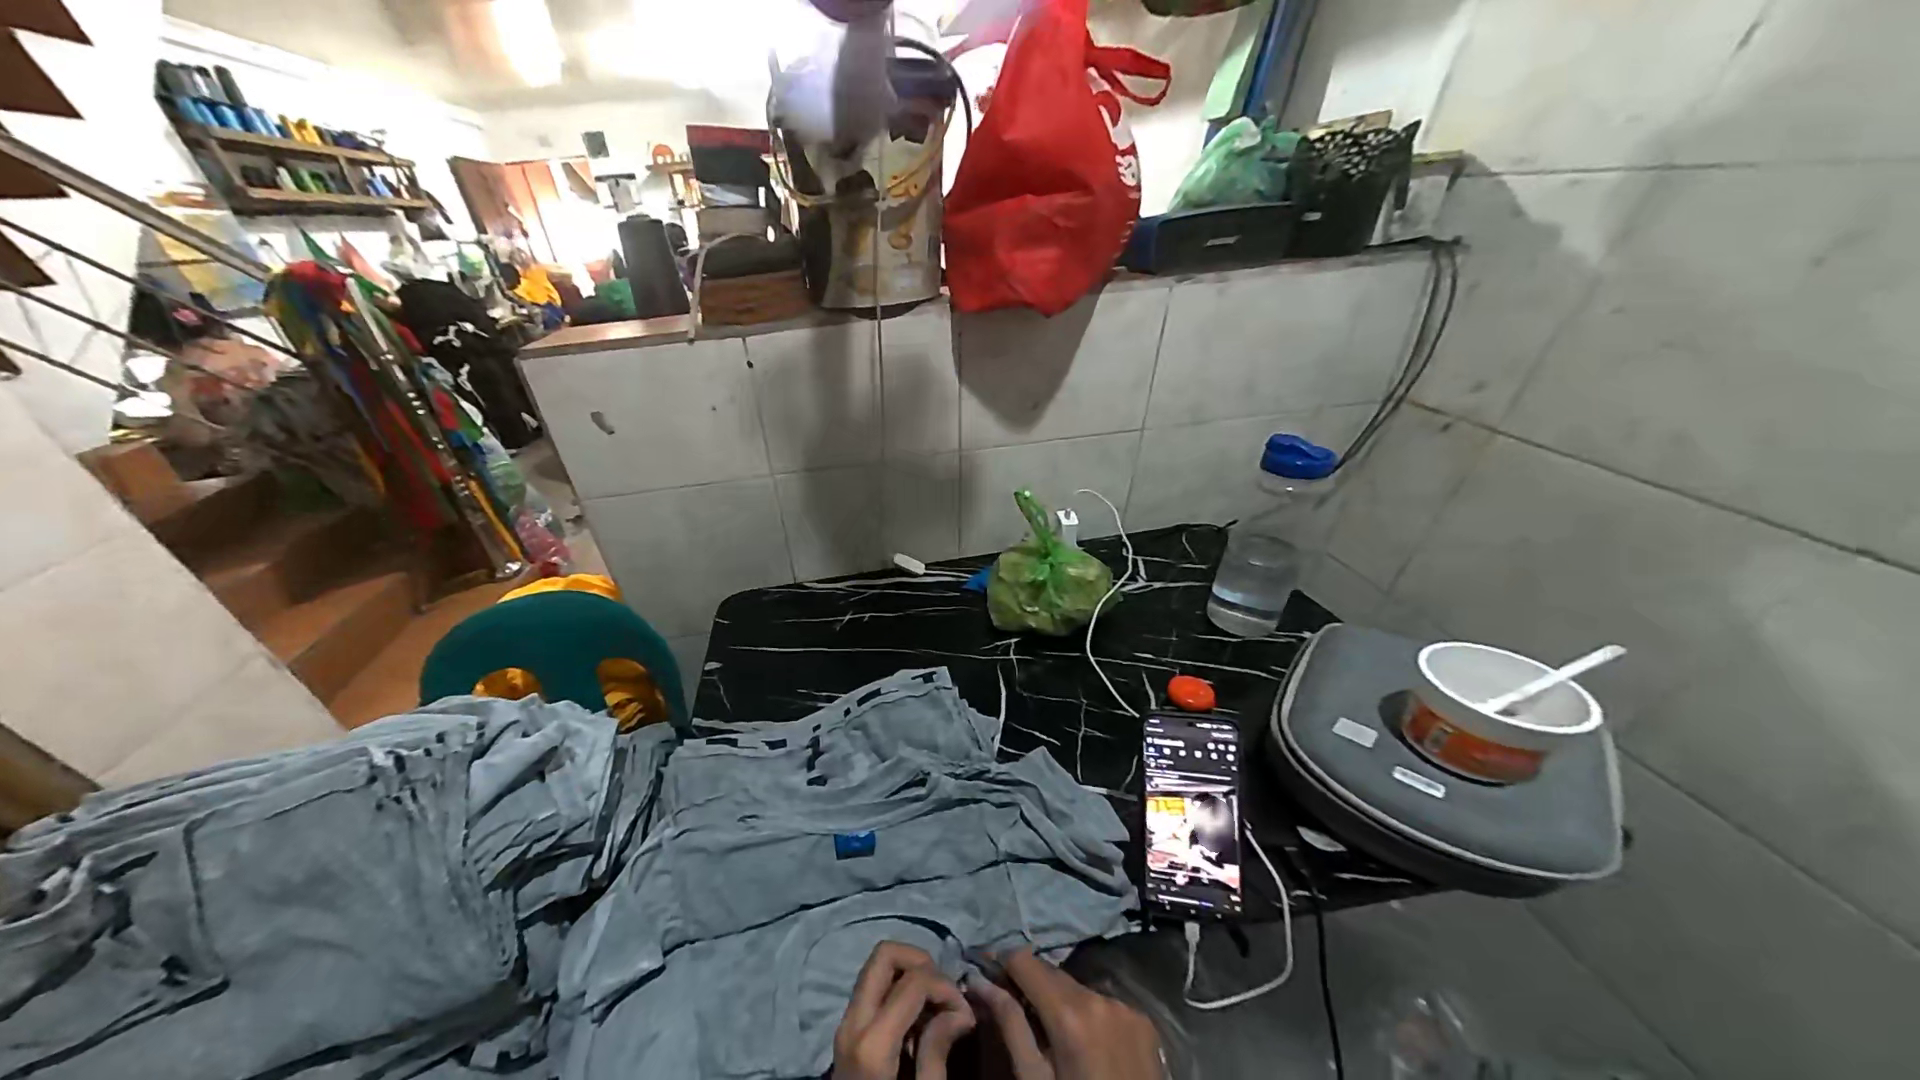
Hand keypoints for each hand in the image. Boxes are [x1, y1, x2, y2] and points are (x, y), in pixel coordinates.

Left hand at [833, 942, 975, 1079]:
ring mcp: (844, 1023)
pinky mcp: (846, 1030)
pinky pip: (873, 988)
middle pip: (884, 954)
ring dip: (910, 973)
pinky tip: (918, 1018)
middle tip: (945, 992)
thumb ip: (937, 1051)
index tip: (965, 1012)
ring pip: (876, 966)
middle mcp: (852, 1021)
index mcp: (872, 1042)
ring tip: (935, 1005)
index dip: (946, 987)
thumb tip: (959, 1011)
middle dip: (922, 962)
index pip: (914, 980)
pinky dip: (898, 988)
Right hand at [968, 949, 1162, 1079]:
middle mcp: (1099, 997)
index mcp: (1069, 1013)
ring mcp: (1126, 1007)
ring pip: (1079, 988)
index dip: (1004, 963)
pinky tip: (1088, 1042)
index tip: (989, 972)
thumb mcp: (1034, 1078)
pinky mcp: (1143, 1020)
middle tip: (1015, 1004)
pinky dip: (1089, 1014)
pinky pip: (1105, 1004)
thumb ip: (1010, 1024)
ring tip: (1054, 1031)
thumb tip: (981, 982)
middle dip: (1031, 983)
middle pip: (1053, 973)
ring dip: (1061, 1000)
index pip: (1025, 961)